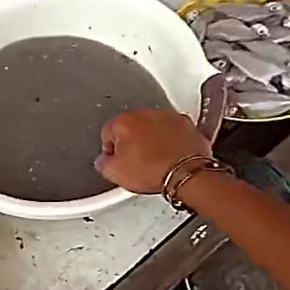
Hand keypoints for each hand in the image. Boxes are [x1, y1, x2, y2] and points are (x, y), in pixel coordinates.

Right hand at [96, 108, 212, 193]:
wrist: (186, 175)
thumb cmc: (153, 171)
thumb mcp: (113, 173)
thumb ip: (102, 162)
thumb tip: (104, 160)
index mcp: (123, 122)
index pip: (107, 132)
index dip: (111, 149)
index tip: (117, 160)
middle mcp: (145, 114)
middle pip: (131, 126)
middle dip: (132, 141)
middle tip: (136, 161)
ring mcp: (168, 117)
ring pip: (153, 126)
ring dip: (152, 138)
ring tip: (154, 159)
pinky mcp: (187, 124)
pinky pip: (172, 130)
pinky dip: (171, 139)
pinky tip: (169, 154)